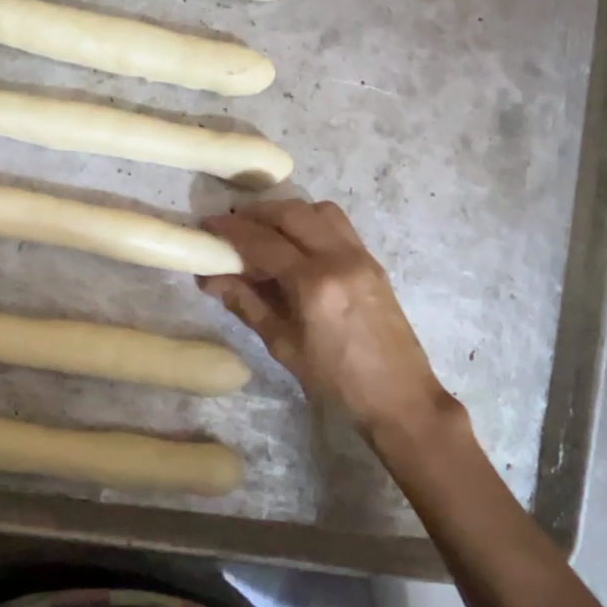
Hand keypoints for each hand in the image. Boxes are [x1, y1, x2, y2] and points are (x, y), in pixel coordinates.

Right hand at [202, 200, 453, 434]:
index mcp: (314, 283)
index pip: (264, 242)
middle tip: (231, 225)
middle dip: (256, 213)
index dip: (231, 231)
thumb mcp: (283, 345)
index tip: (207, 226)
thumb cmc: (336, 380)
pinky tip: (295, 246)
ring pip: (318, 211)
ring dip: (286, 213)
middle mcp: (339, 258)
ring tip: (264, 232)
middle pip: (291, 213)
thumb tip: (211, 279)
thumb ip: (247, 304)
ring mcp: (360, 256)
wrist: (399, 395)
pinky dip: (310, 223)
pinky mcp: (372, 262)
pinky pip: (337, 225)